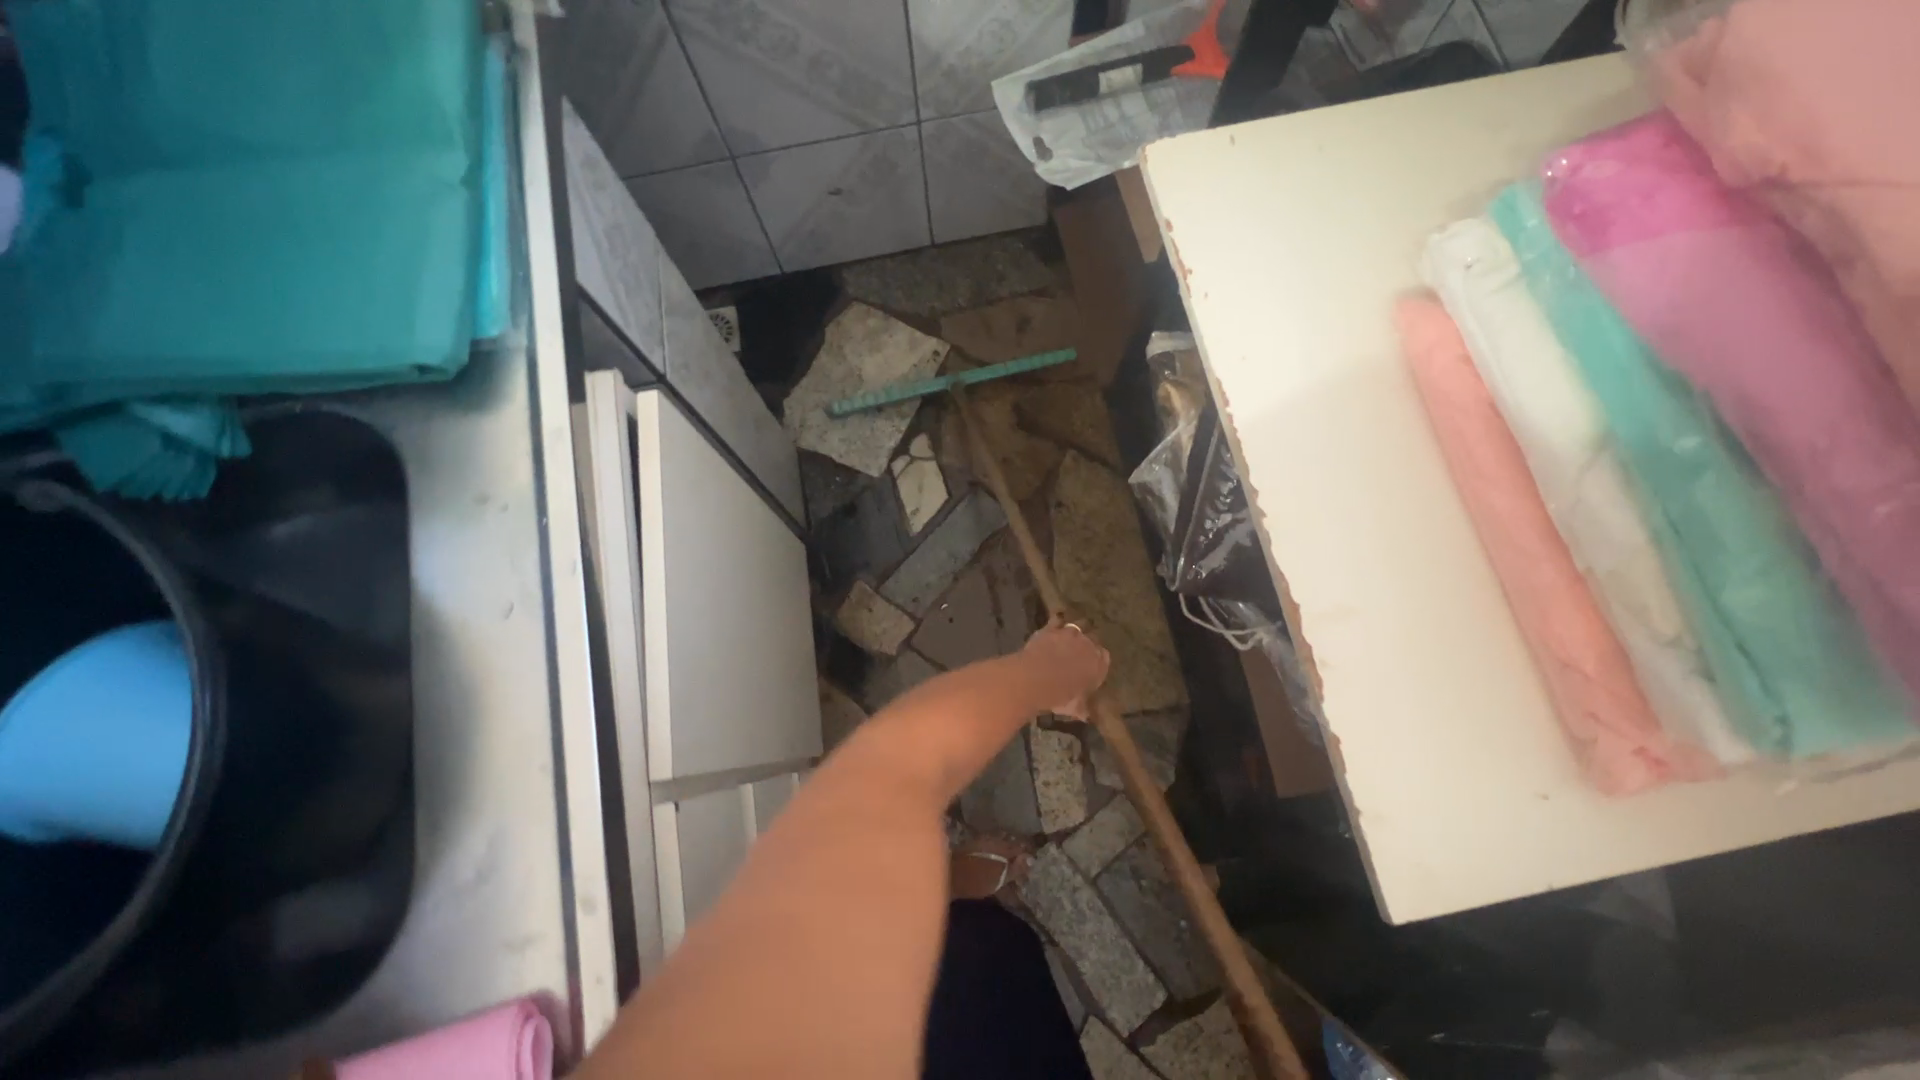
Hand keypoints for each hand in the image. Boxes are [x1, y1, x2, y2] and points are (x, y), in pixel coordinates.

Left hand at [1023, 618, 1109, 719]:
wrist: (1036, 678)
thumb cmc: (1059, 695)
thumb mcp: (1073, 706)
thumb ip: (1081, 708)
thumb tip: (1085, 716)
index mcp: (1098, 664)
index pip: (1104, 657)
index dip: (1098, 660)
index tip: (1091, 664)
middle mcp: (1088, 645)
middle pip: (1094, 638)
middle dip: (1089, 642)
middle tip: (1080, 648)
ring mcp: (1070, 634)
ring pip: (1079, 625)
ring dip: (1075, 629)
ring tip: (1071, 633)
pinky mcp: (1052, 628)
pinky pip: (1058, 619)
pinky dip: (1057, 622)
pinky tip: (1054, 624)